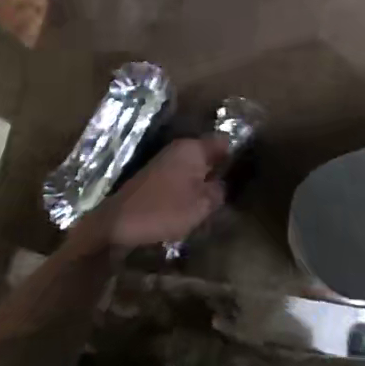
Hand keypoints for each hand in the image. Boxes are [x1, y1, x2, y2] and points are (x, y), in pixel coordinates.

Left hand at [97, 133, 228, 248]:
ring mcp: (164, 162)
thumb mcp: (201, 205)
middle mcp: (178, 149)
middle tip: (233, 193)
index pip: (224, 142)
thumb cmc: (164, 210)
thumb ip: (218, 190)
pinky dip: (189, 190)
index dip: (237, 156)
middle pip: (209, 156)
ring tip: (214, 204)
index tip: (247, 173)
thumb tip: (222, 184)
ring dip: (204, 184)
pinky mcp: (154, 177)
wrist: (118, 223)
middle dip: (220, 172)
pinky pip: (181, 179)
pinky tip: (192, 207)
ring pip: (195, 169)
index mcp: (192, 148)